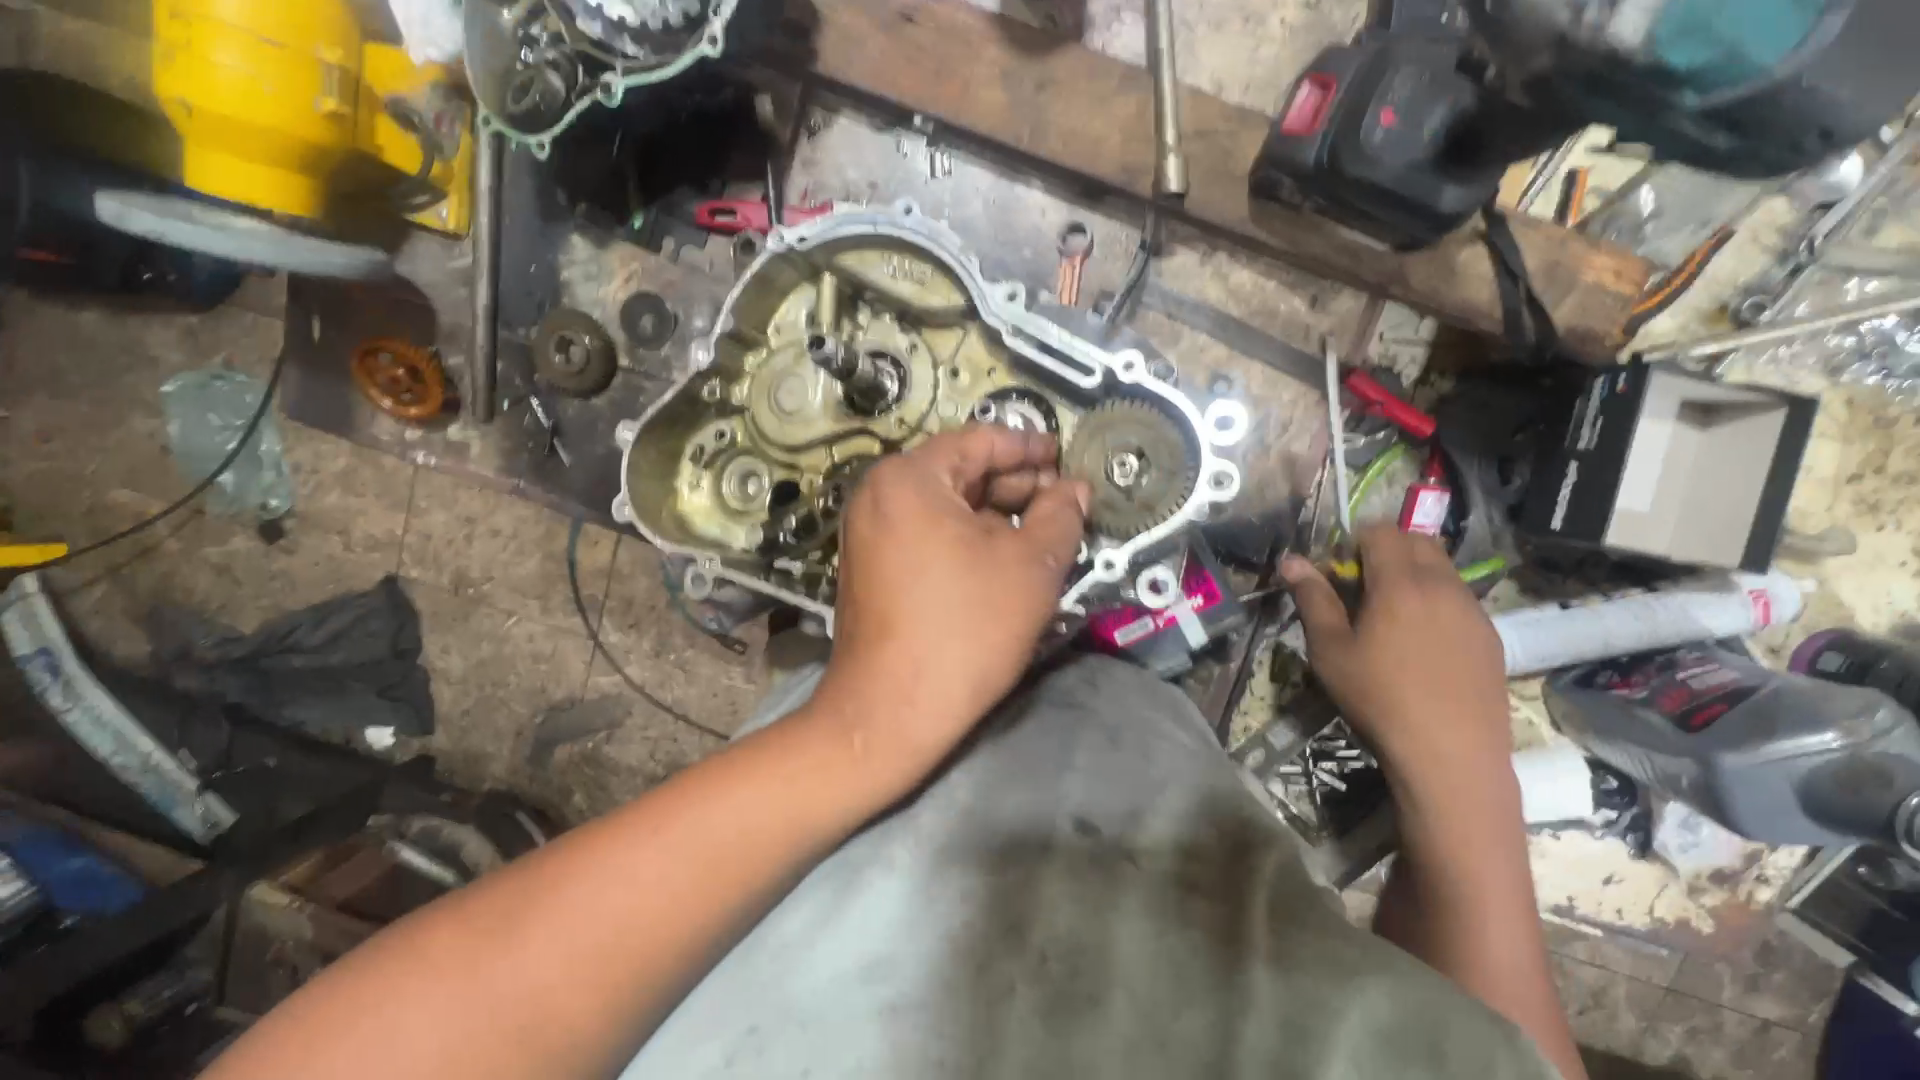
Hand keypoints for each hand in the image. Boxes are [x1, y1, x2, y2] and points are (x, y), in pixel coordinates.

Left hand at [809, 425, 1089, 782]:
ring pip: (944, 508)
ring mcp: (867, 534)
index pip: (979, 441)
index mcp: (909, 478)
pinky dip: (965, 540)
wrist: (891, 712)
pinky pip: (925, 536)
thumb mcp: (1030, 567)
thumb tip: (1076, 488)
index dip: (1029, 447)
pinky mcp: (869, 569)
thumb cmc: (965, 629)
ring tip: (1042, 534)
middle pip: (959, 472)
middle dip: (1014, 485)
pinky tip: (1002, 562)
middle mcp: (878, 495)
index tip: (1065, 456)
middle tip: (1062, 501)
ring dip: (994, 516)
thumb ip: (1060, 515)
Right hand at [1280, 525, 1510, 793]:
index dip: (1356, 541)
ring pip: (1443, 569)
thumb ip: (1313, 599)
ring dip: (1416, 575)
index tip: (1340, 571)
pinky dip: (1438, 602)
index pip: (1382, 532)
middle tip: (1364, 588)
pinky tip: (1424, 645)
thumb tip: (1291, 561)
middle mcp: (1443, 585)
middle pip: (1419, 541)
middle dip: (1389, 550)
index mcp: (1400, 583)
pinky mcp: (1490, 636)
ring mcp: (1473, 610)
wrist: (1450, 754)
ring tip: (1393, 617)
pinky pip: (1461, 600)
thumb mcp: (1331, 651)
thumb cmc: (1379, 699)